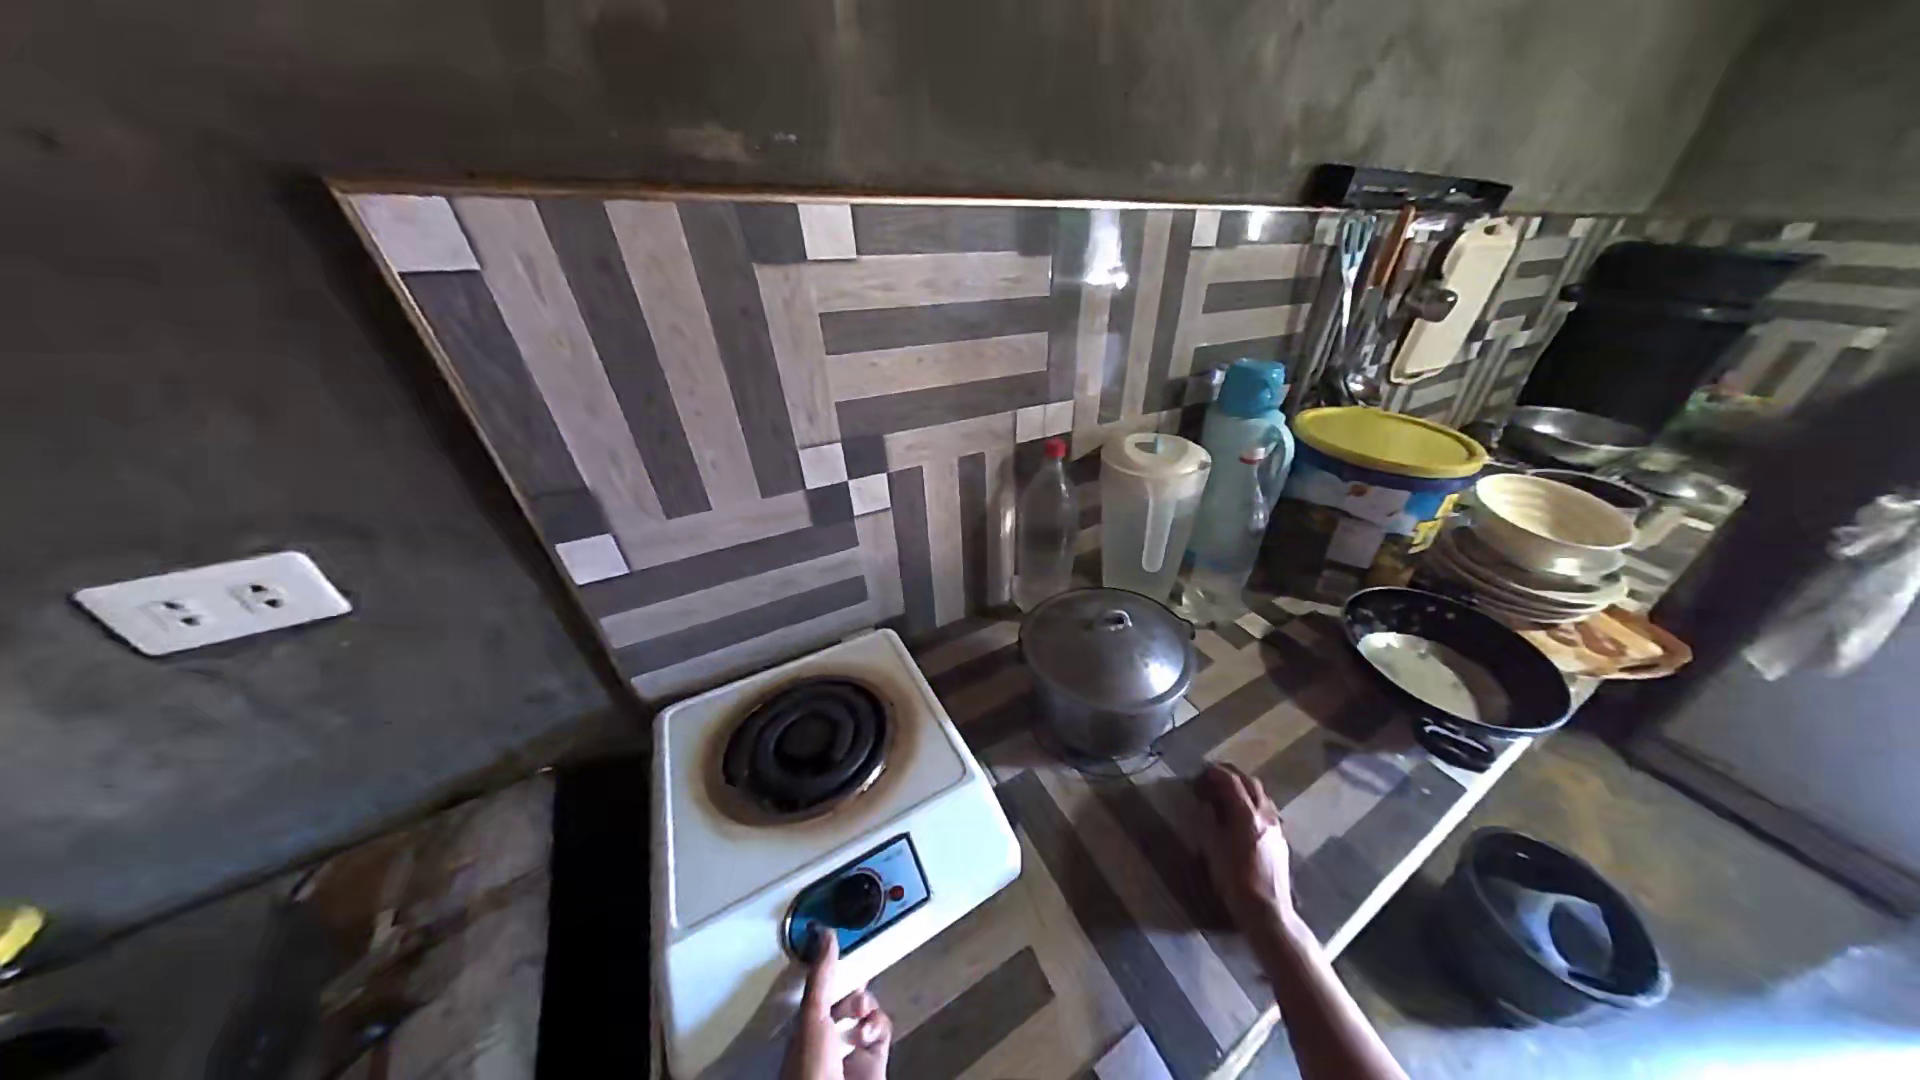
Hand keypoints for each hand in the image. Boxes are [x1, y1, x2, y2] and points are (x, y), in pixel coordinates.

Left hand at [781, 930, 892, 1079]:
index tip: (839, 946)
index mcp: (801, 1026)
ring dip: (866, 1005)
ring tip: (862, 1013)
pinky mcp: (874, 1062)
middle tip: (855, 984)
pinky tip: (871, 1033)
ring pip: (864, 1011)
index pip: (815, 989)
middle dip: (852, 986)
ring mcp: (849, 1051)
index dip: (827, 969)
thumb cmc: (811, 1069)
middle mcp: (824, 1037)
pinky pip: (881, 1030)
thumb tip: (824, 933)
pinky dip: (879, 1025)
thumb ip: (821, 976)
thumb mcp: (812, 1018)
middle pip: (842, 997)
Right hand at [1199, 763, 1297, 938]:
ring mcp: (1276, 828)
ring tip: (1228, 793)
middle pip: (1251, 783)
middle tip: (1214, 776)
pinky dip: (1253, 803)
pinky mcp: (1280, 841)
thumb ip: (1210, 821)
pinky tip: (1242, 815)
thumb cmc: (1234, 880)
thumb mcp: (1213, 848)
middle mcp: (1265, 816)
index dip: (1216, 773)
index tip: (1202, 772)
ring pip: (1262, 796)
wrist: (1268, 911)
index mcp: (1247, 815)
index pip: (1232, 782)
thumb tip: (1207, 803)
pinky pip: (1267, 811)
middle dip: (1233, 775)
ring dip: (1245, 788)